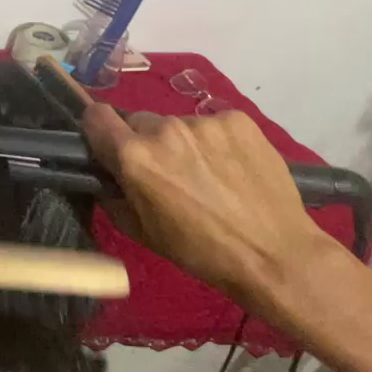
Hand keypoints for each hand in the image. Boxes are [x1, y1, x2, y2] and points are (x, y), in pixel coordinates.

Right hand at [79, 104, 335, 309]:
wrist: (275, 254)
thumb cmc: (199, 250)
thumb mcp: (140, 231)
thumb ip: (112, 194)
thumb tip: (106, 175)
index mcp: (134, 156)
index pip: (96, 116)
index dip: (99, 130)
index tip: (109, 145)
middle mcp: (164, 129)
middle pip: (139, 121)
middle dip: (144, 142)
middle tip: (166, 172)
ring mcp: (204, 122)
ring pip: (177, 124)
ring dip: (182, 143)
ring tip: (208, 175)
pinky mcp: (238, 120)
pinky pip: (212, 125)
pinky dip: (215, 142)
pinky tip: (231, 168)